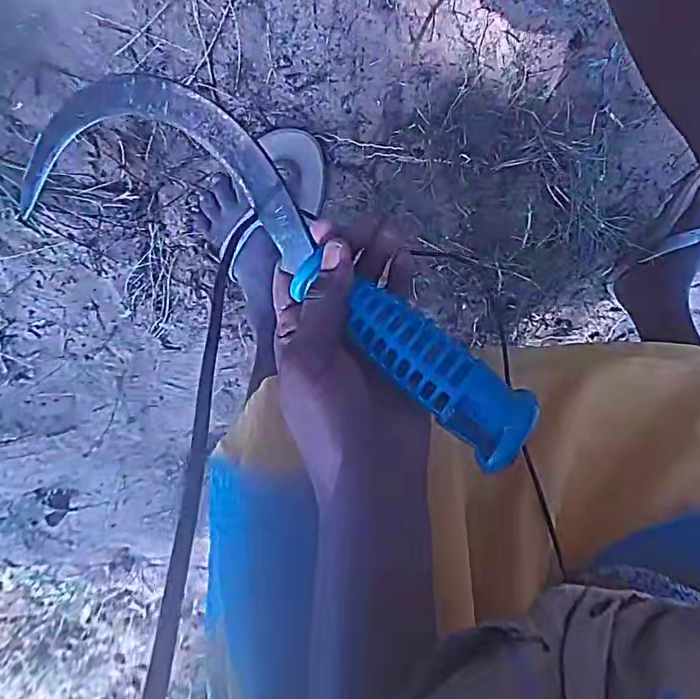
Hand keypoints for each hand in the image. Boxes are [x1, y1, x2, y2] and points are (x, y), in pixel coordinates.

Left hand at [271, 216, 428, 502]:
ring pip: (369, 285)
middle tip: (366, 227)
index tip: (326, 229)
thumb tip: (335, 250)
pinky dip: (400, 281)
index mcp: (295, 331)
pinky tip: (404, 259)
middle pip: (336, 276)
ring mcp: (364, 335)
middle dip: (349, 248)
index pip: (296, 280)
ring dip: (377, 258)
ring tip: (390, 234)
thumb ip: (323, 303)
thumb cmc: (328, 416)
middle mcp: (328, 327)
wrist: (375, 471)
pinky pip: (398, 305)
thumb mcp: (309, 357)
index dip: (308, 252)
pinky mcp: (397, 344)